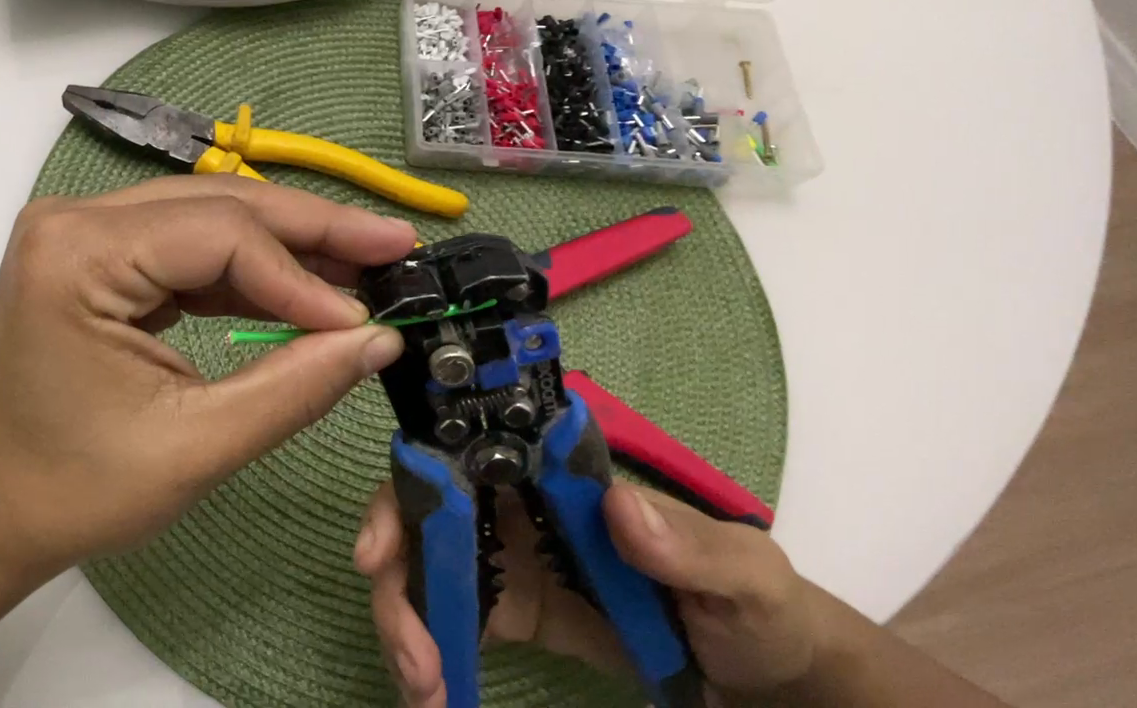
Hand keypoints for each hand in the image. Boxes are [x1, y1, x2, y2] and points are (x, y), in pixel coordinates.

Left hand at [0, 174, 417, 594]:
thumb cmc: (74, 492)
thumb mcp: (194, 447)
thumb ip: (294, 386)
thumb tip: (379, 338)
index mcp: (75, 253)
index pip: (217, 234)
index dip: (301, 274)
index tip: (367, 319)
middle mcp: (72, 221)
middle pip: (216, 206)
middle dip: (310, 230)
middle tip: (395, 245)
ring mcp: (79, 233)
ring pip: (207, 218)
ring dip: (286, 245)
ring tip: (365, 262)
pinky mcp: (94, 256)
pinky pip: (185, 247)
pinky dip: (246, 269)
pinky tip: (303, 283)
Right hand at [357, 481, 818, 706]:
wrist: (758, 678)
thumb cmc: (754, 606)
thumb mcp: (743, 576)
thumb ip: (692, 544)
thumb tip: (619, 507)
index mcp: (557, 474)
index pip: (462, 453)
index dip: (408, 488)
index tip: (379, 548)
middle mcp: (514, 501)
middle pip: (421, 512)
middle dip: (395, 574)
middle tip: (411, 656)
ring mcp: (504, 555)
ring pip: (421, 565)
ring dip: (405, 621)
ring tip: (422, 691)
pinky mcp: (504, 608)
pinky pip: (445, 617)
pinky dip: (427, 651)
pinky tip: (430, 695)